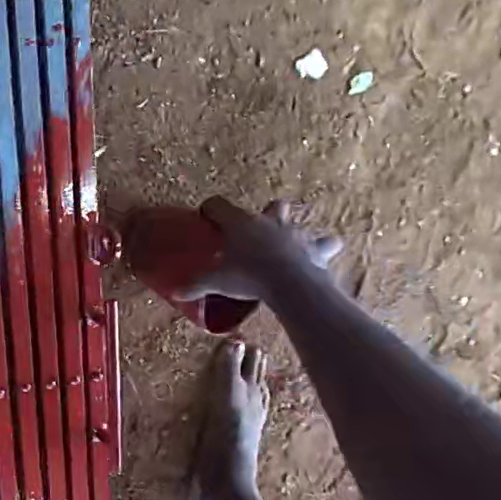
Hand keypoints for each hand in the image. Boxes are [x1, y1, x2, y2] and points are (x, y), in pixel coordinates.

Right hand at [174, 197, 342, 304]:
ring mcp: (294, 232)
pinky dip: (323, 247)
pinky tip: (320, 253)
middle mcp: (267, 220)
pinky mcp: (315, 247)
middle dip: (264, 214)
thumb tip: (175, 294)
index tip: (206, 220)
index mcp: (239, 222)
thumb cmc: (248, 276)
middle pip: (268, 206)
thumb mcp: (216, 282)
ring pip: (296, 221)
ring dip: (292, 230)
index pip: (218, 205)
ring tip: (287, 243)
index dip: (210, 211)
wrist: (290, 285)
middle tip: (255, 233)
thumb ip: (195, 286)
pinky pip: (325, 243)